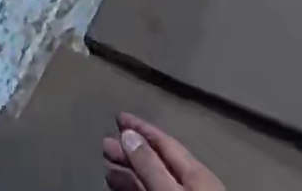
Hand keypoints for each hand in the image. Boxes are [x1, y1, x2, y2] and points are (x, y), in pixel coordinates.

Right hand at [102, 113, 226, 190]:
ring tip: (107, 171)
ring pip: (154, 184)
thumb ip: (150, 165)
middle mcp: (192, 188)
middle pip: (157, 163)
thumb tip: (128, 134)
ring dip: (130, 176)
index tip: (118, 117)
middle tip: (104, 146)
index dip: (141, 128)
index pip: (164, 142)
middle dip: (130, 153)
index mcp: (196, 175)